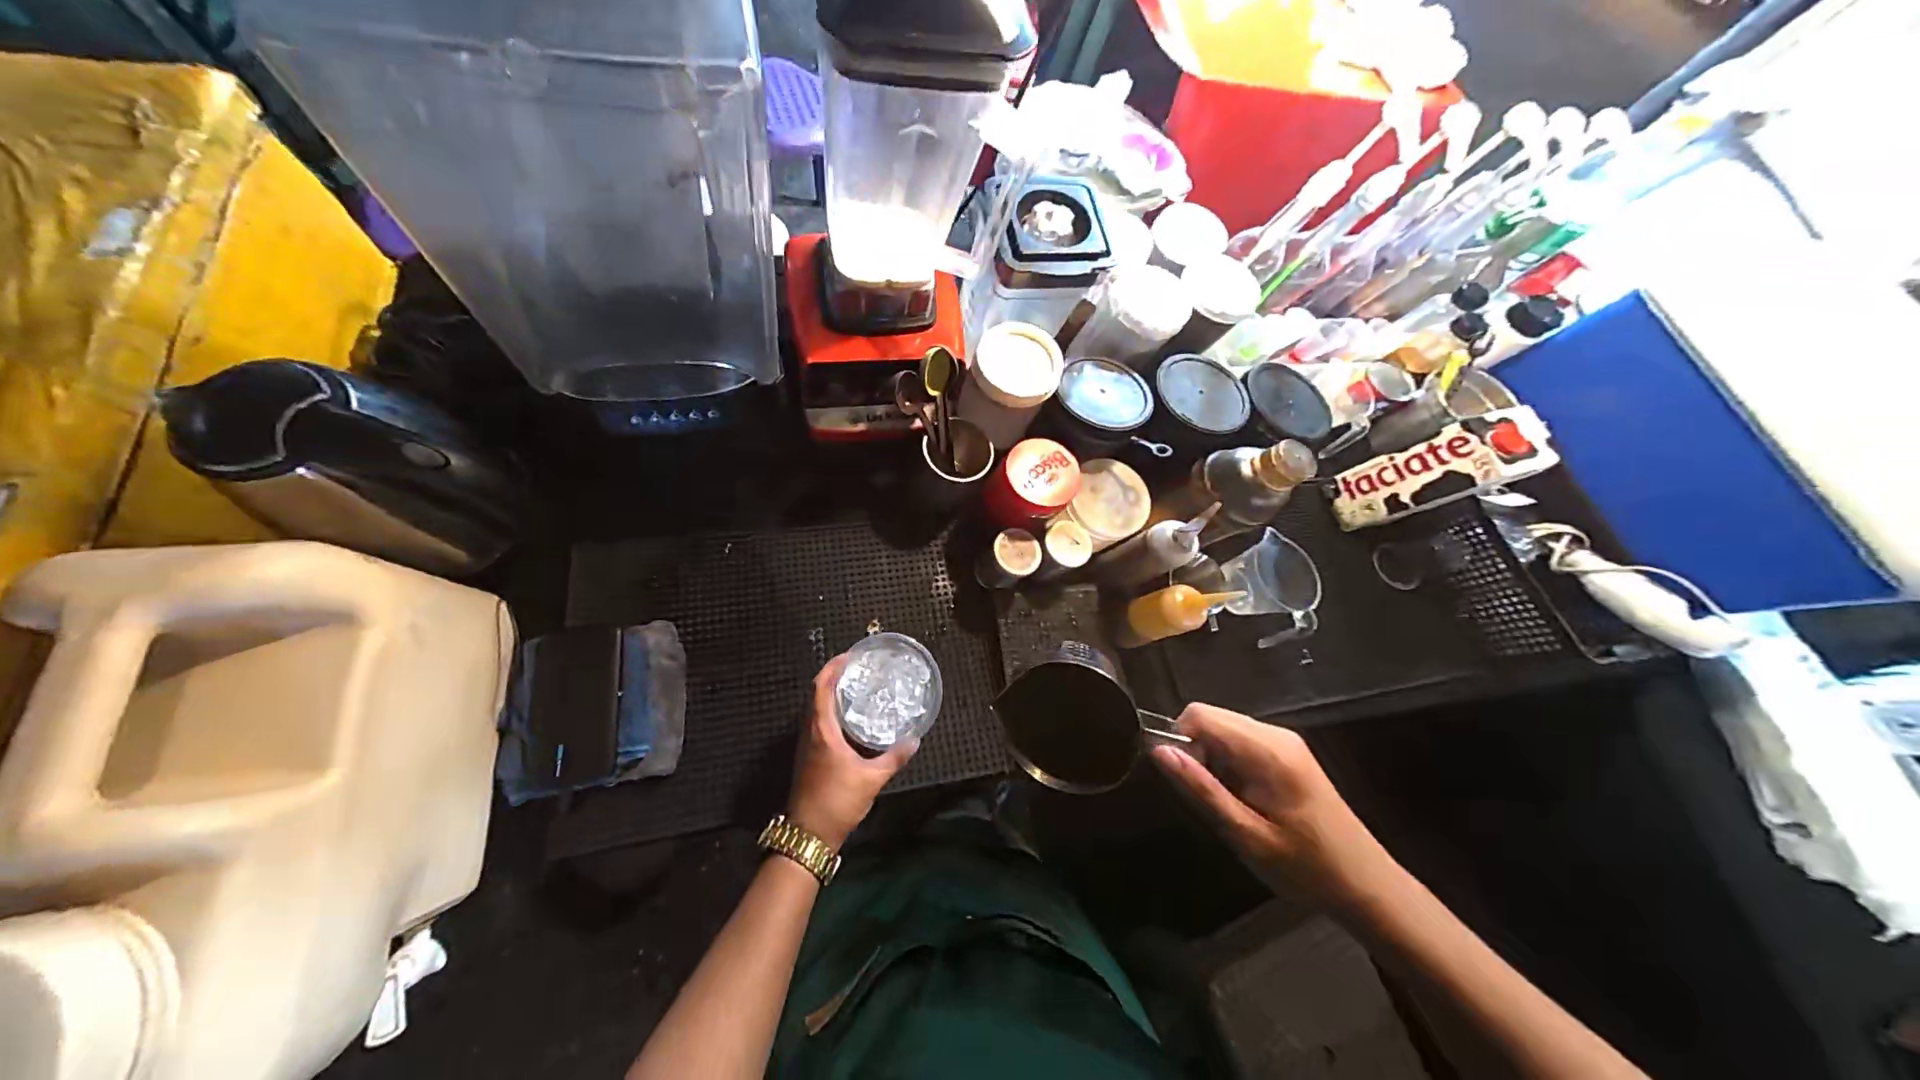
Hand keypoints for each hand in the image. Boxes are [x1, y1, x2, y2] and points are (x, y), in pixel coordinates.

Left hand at [787, 655, 918, 849]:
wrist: (808, 834)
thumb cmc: (837, 802)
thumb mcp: (871, 779)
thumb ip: (893, 758)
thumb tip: (914, 740)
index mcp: (821, 730)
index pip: (821, 688)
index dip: (832, 668)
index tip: (849, 656)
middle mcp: (810, 732)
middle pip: (815, 694)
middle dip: (832, 677)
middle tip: (856, 668)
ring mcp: (806, 745)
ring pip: (814, 709)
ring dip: (829, 694)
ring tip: (854, 687)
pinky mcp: (808, 756)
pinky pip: (816, 722)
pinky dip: (829, 711)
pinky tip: (848, 718)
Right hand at [1151, 703, 1397, 904]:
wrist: (1365, 885)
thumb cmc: (1306, 868)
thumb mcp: (1246, 835)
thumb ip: (1201, 789)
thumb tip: (1159, 751)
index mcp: (1268, 750)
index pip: (1199, 715)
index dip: (1179, 741)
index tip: (1185, 782)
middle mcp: (1276, 735)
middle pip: (1210, 719)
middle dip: (1195, 752)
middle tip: (1210, 799)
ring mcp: (1284, 742)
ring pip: (1222, 730)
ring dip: (1211, 761)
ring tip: (1230, 804)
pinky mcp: (1287, 753)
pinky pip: (1239, 743)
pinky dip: (1228, 765)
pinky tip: (1244, 800)